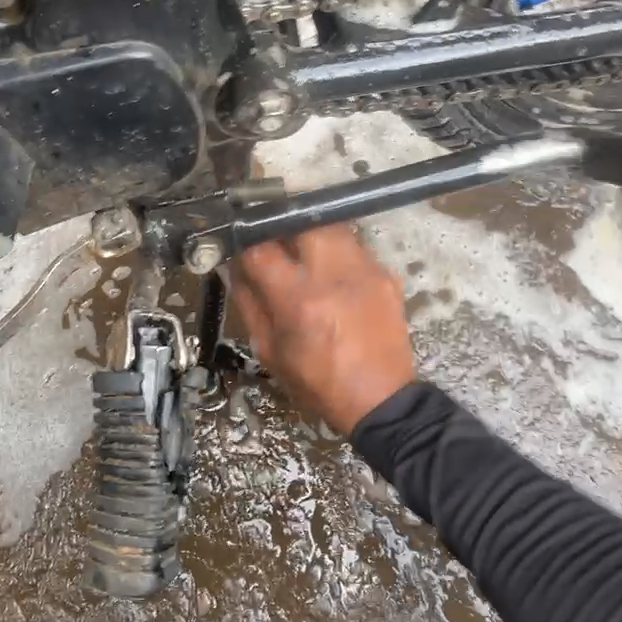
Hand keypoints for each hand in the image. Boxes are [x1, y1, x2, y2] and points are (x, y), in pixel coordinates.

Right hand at [231, 225, 416, 435]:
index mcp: (298, 300)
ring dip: (311, 231)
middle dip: (280, 223)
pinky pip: (355, 246)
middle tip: (272, 236)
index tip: (238, 243)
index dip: (243, 241)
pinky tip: (332, 272)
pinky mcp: (386, 275)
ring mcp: (365, 271)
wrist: (381, 401)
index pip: (260, 249)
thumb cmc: (318, 383)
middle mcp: (333, 275)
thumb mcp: (269, 350)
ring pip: (332, 225)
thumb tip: (235, 267)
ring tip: (302, 249)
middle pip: (301, 219)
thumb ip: (249, 303)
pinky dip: (337, 252)